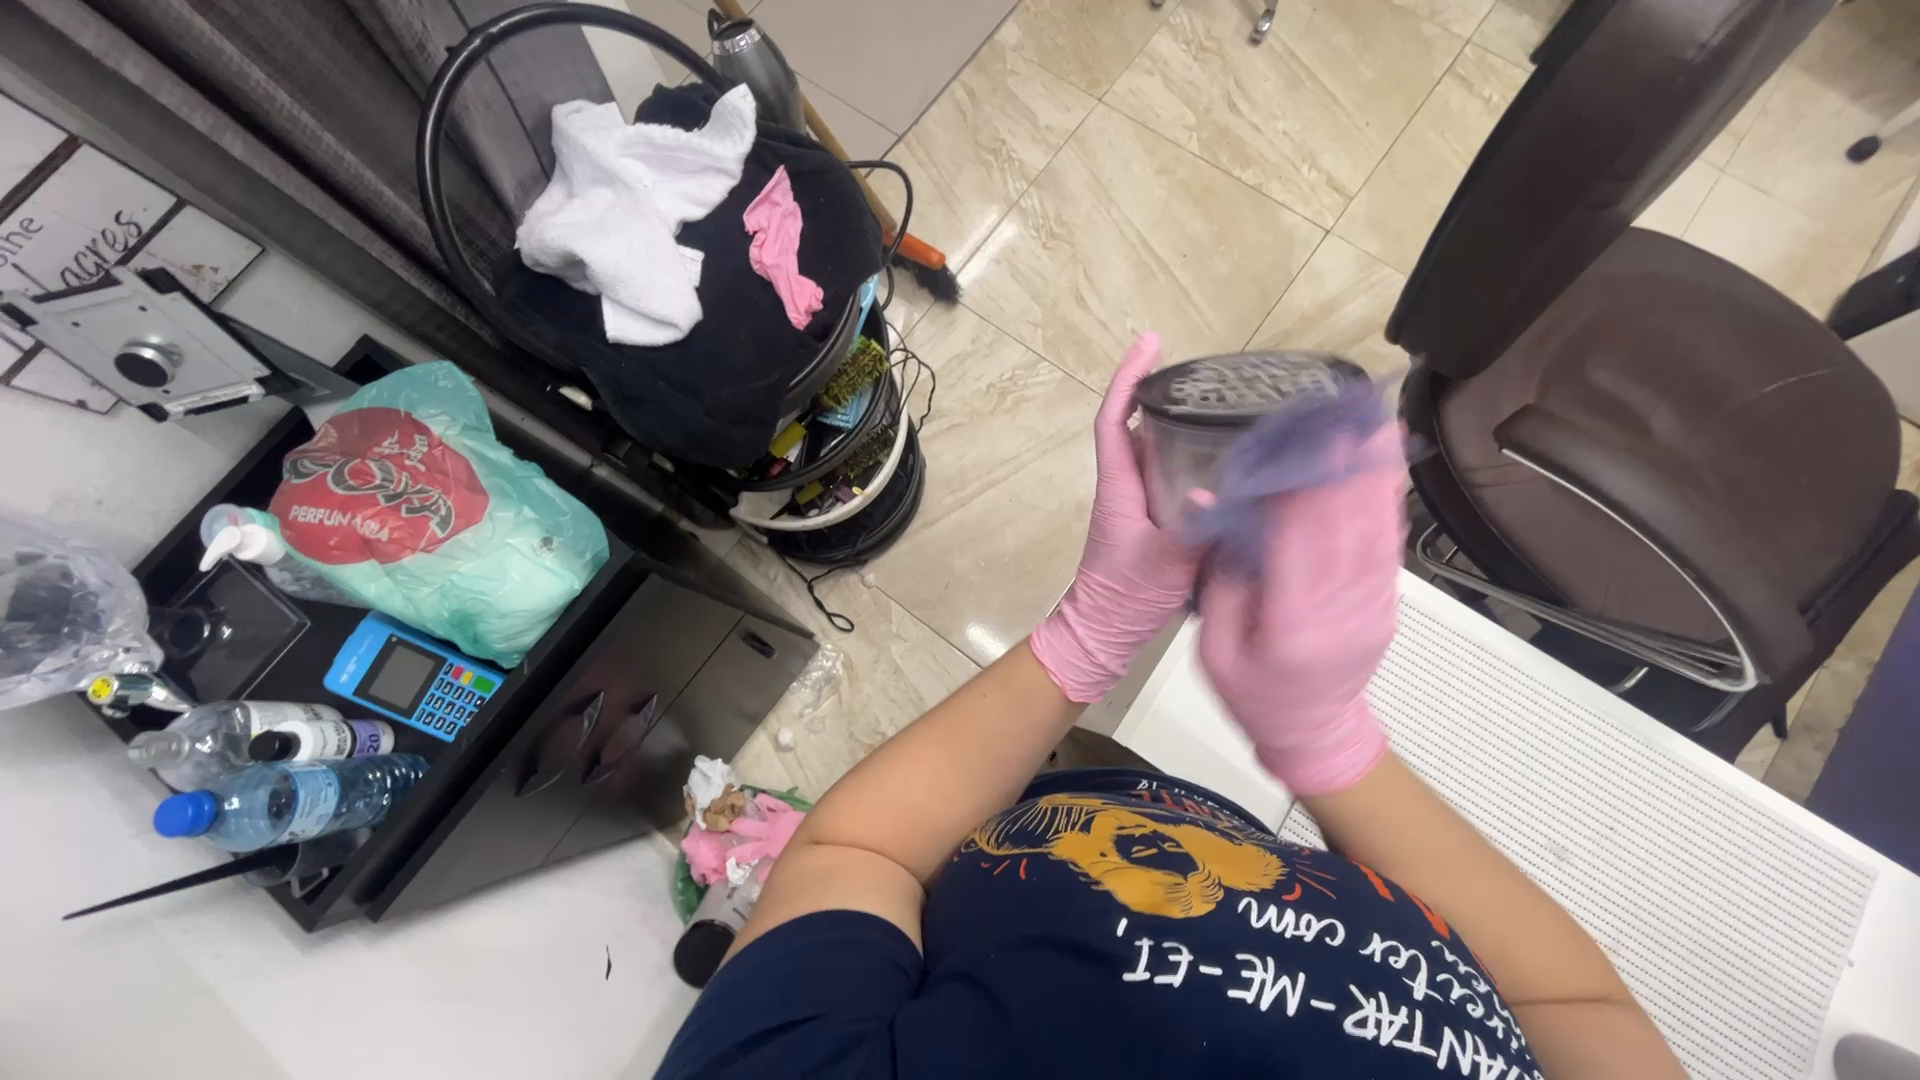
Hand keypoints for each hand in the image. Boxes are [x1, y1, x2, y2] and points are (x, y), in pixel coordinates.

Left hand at [1031, 332, 1201, 702]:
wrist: (1105, 634)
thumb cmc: (1123, 597)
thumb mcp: (1161, 564)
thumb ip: (1188, 532)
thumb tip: (1215, 494)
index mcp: (1119, 486)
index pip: (1114, 419)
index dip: (1128, 379)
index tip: (1149, 343)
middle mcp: (1127, 486)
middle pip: (1140, 426)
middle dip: (1164, 394)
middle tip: (1207, 375)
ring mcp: (1140, 504)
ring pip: (1159, 452)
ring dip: (1183, 426)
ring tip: (1225, 407)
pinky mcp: (1155, 522)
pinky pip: (1173, 478)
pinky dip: (1195, 461)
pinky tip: (1228, 462)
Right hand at [1196, 424, 1404, 794]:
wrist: (1314, 733)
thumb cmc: (1253, 694)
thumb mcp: (1214, 647)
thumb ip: (1220, 580)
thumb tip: (1216, 511)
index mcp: (1292, 624)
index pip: (1300, 541)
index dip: (1305, 486)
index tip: (1302, 439)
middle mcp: (1342, 609)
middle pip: (1348, 525)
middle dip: (1347, 464)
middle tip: (1346, 411)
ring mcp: (1373, 605)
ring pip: (1377, 528)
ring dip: (1375, 472)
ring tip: (1375, 421)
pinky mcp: (1386, 602)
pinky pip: (1388, 544)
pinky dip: (1386, 501)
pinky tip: (1383, 467)